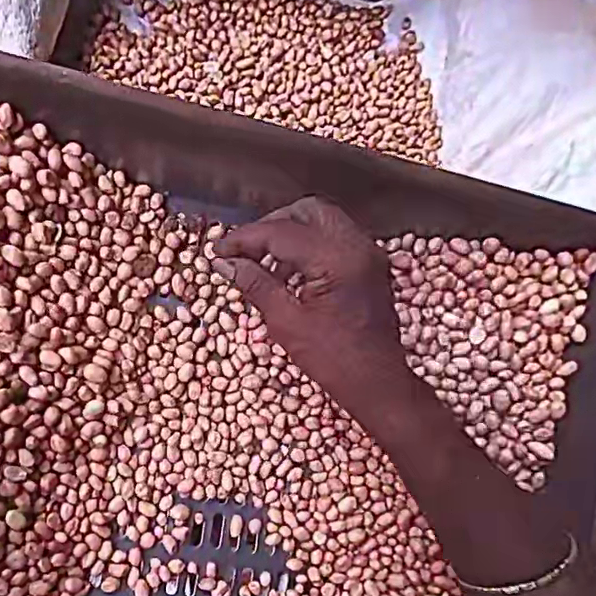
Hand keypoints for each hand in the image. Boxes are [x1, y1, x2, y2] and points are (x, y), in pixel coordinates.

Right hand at [212, 197, 413, 413]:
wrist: (376, 383)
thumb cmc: (333, 360)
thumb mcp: (286, 322)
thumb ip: (255, 284)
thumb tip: (225, 263)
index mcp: (337, 259)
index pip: (281, 231)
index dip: (244, 239)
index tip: (220, 251)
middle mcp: (357, 246)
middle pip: (306, 212)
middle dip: (270, 227)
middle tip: (244, 253)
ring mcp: (368, 254)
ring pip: (321, 222)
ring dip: (289, 236)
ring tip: (263, 266)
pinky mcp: (370, 266)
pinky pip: (334, 239)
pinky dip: (308, 247)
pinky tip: (288, 274)